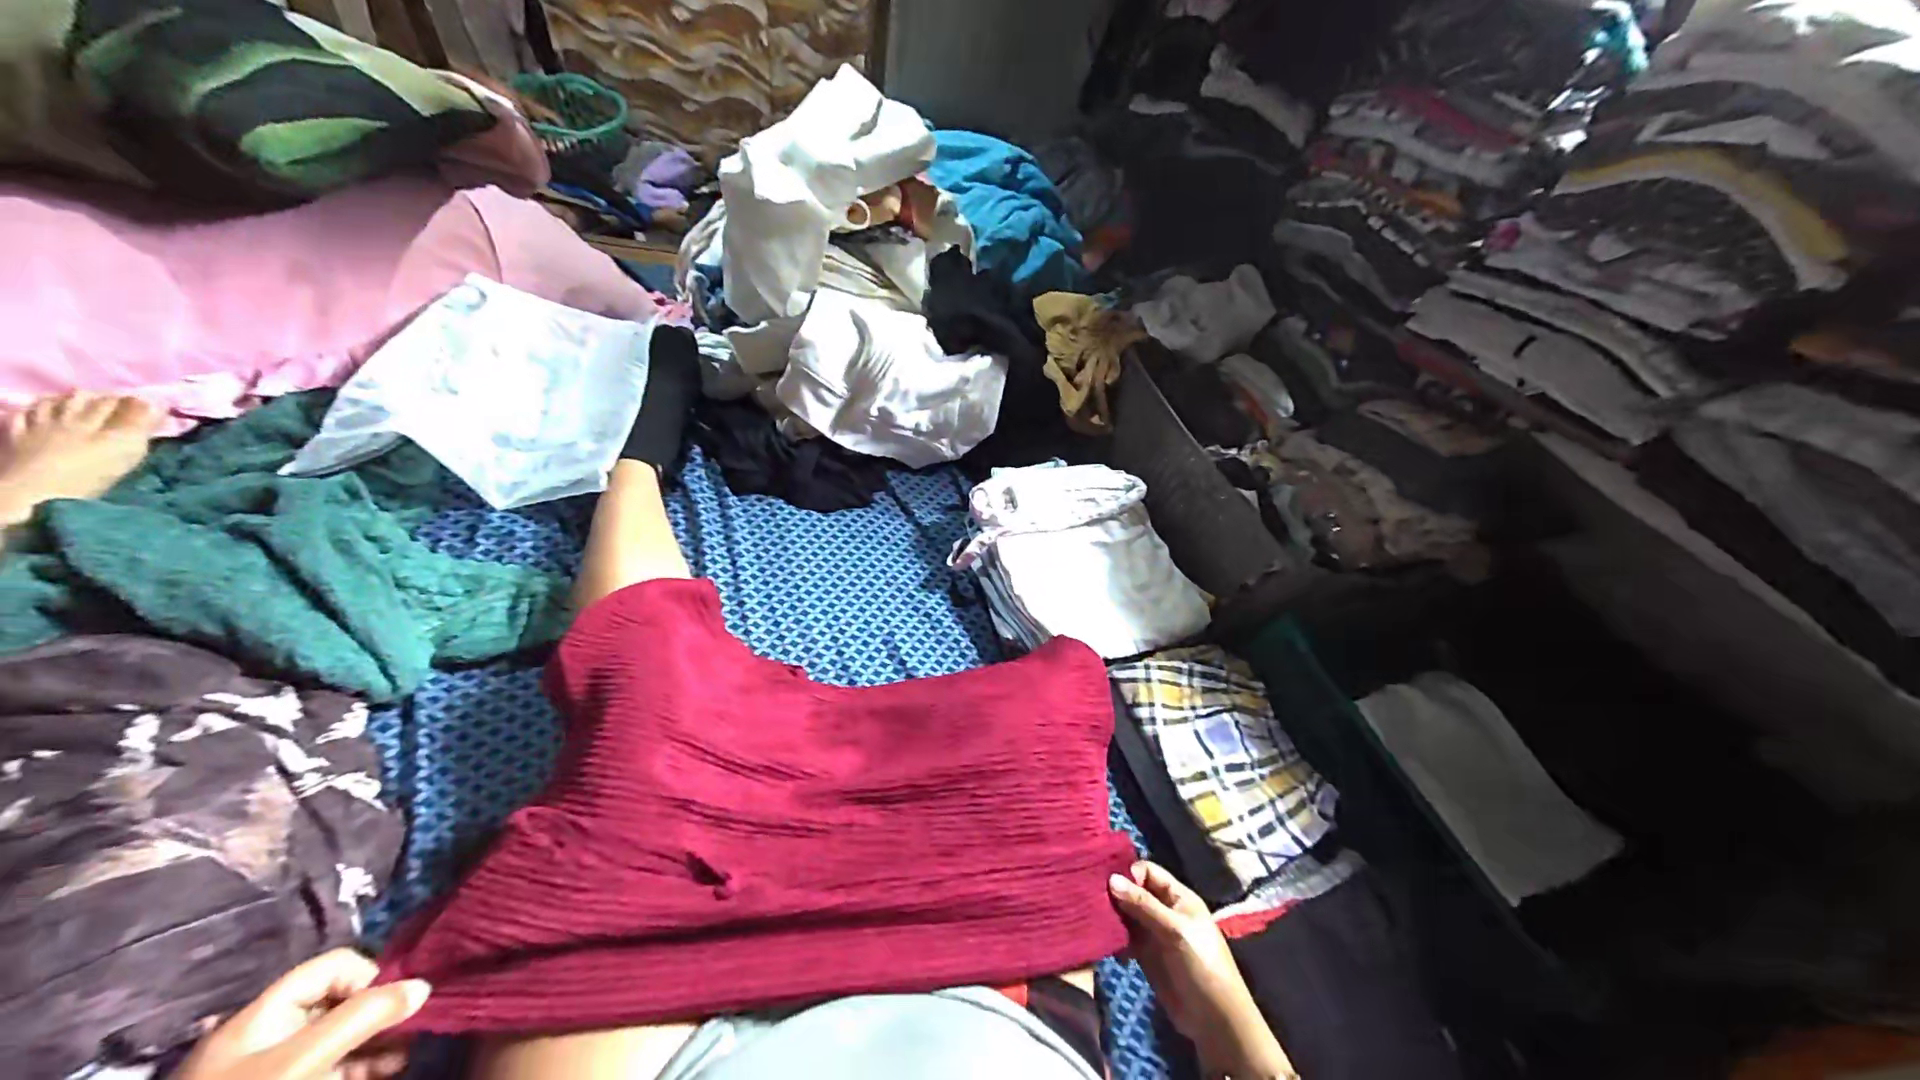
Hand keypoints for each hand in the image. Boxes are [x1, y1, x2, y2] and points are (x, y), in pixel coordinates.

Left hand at [173, 949, 430, 1079]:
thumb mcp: (303, 1060)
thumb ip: (363, 1016)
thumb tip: (423, 986)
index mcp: (265, 1014)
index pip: (334, 966)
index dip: (369, 977)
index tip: (386, 1007)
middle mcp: (270, 1035)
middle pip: (340, 1003)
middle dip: (380, 1014)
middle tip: (412, 1030)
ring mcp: (274, 1070)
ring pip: (340, 1039)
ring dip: (378, 1043)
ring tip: (406, 1056)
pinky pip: (332, 1068)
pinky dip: (362, 1067)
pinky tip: (387, 1071)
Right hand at [1110, 862, 1296, 1078]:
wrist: (1214, 1019)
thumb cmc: (1201, 964)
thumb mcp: (1175, 930)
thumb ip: (1143, 904)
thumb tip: (1111, 878)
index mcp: (1178, 896)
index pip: (1148, 871)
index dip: (1129, 873)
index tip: (1106, 881)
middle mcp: (1164, 909)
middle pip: (1134, 891)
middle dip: (1115, 892)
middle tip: (1091, 897)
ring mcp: (1153, 932)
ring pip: (1126, 913)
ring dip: (1112, 915)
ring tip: (1093, 919)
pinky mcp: (1145, 954)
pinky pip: (1125, 937)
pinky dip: (1114, 937)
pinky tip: (1104, 943)